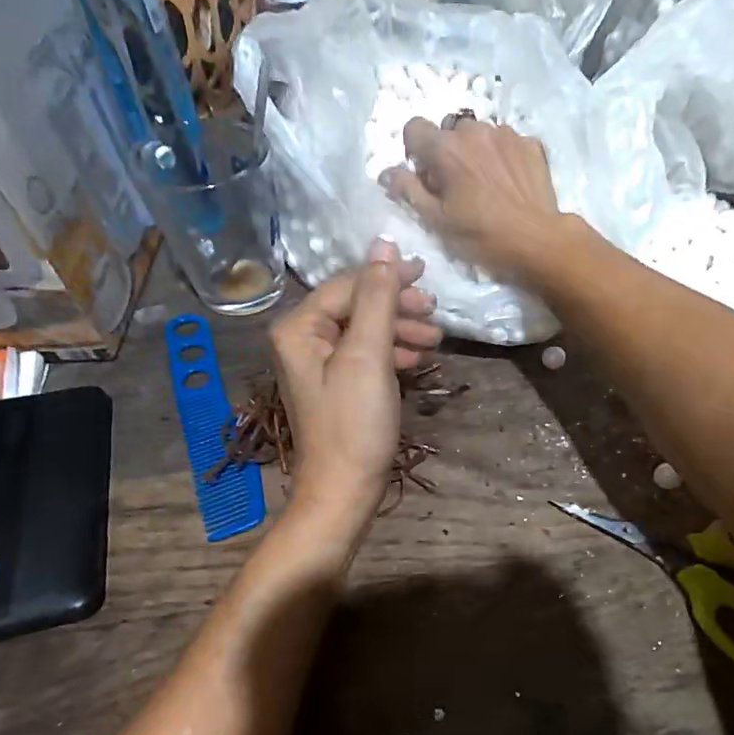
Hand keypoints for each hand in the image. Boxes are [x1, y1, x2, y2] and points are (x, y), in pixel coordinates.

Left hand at [270, 240, 441, 531]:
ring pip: (365, 330)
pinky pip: (366, 355)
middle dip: (397, 307)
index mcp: (298, 327)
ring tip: (434, 341)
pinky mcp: (337, 385)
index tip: (427, 275)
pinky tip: (417, 360)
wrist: (344, 490)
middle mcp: (302, 340)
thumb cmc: (354, 423)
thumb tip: (385, 244)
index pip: (347, 285)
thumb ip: (377, 297)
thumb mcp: (368, 355)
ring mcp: (318, 365)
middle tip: (434, 313)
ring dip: (400, 330)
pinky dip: (392, 353)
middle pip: (356, 305)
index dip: (388, 277)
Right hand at [379, 116, 570, 281]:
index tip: (425, 176)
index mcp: (446, 148)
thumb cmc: (481, 236)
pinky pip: (506, 141)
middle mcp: (474, 131)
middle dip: (447, 152)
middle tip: (456, 185)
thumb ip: (408, 191)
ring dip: (475, 152)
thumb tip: (386, 173)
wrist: (537, 240)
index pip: (414, 127)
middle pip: (449, 130)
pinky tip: (508, 182)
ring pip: (479, 134)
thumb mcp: (437, 221)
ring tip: (485, 184)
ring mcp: (506, 134)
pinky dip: (501, 156)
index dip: (415, 151)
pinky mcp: (530, 142)